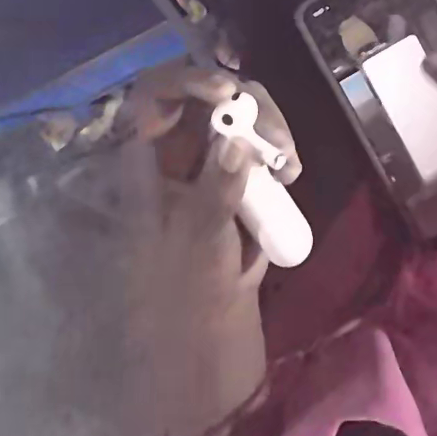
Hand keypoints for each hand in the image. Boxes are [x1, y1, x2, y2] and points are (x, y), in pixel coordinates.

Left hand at [121, 63, 298, 435]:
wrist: (211, 354)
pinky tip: (290, 175)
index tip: (226, 93)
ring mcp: (211, 171)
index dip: (186, 81)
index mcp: (146, 169)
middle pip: (208, 100)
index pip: (154, 98)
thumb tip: (236, 142)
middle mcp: (176, 160)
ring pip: (240, 120)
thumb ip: (215, 192)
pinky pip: (261, 150)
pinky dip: (278, 152)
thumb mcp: (198, 249)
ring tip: (289, 167)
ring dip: (270, 129)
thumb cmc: (186, 306)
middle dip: (247, 107)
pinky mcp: (242, 186)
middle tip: (278, 142)